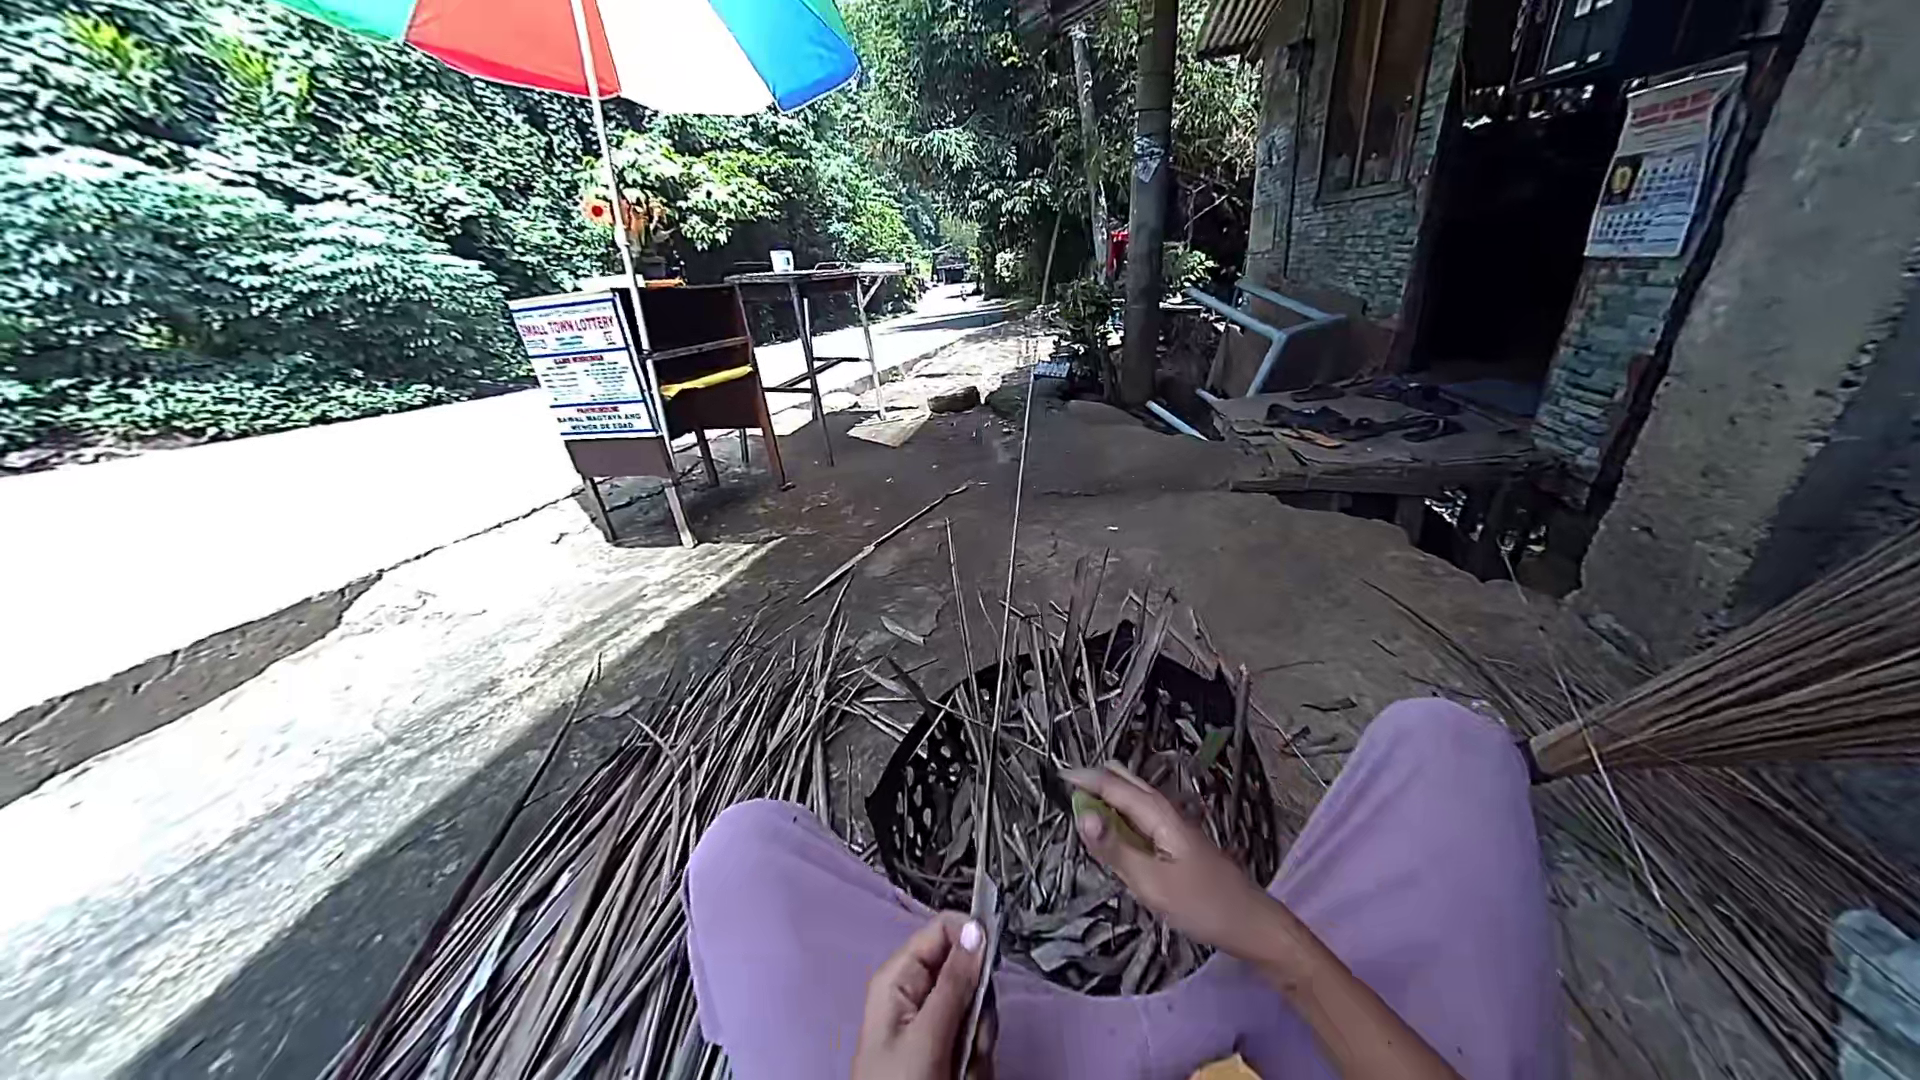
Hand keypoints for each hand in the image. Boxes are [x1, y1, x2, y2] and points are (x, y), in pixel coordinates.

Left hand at [851, 912, 994, 1079]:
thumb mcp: (926, 1036)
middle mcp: (917, 994)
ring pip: (978, 1014)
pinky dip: (976, 1066)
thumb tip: (977, 927)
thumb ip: (954, 982)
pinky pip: (976, 1045)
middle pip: (968, 974)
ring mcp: (933, 1025)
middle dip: (978, 1012)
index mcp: (900, 978)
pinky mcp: (946, 1053)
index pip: (943, 930)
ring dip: (978, 1047)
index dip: (972, 938)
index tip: (995, 963)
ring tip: (960, 1074)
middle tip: (969, 1042)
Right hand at [1066, 762, 1278, 957]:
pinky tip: (1110, 832)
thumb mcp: (1151, 883)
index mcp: (1157, 813)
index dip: (1082, 779)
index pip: (1111, 784)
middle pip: (1124, 780)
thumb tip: (1081, 814)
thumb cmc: (1203, 905)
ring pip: (1131, 797)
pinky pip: (1138, 815)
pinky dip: (1118, 813)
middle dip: (1094, 779)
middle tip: (1065, 789)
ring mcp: (1171, 824)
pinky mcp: (1174, 840)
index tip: (1055, 776)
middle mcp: (1163, 810)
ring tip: (1080, 806)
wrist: (1253, 926)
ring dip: (1105, 795)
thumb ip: (1114, 849)